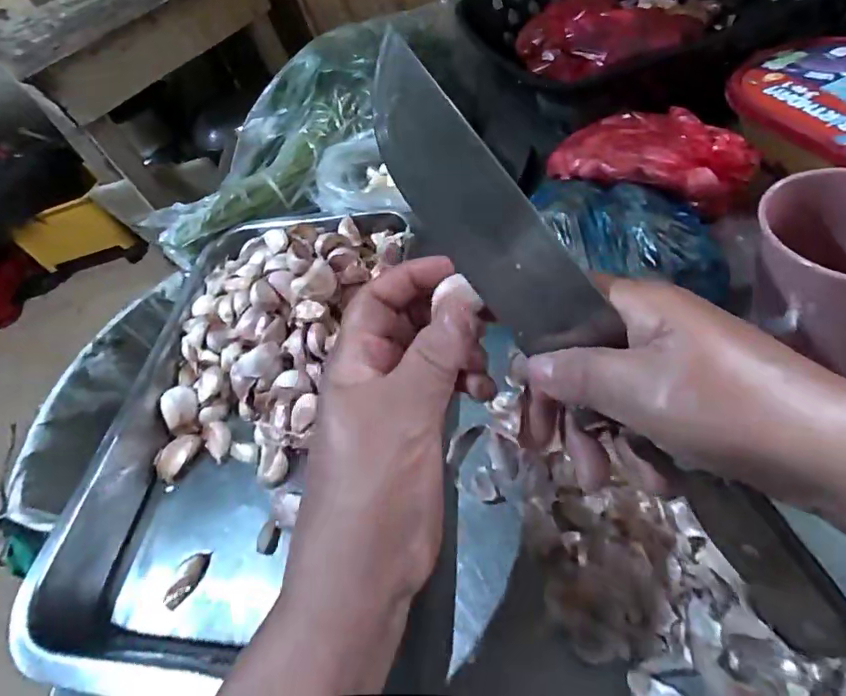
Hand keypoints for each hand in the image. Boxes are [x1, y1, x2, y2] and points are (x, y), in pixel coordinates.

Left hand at [229, 257, 491, 695]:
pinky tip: (484, 392)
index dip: (413, 275)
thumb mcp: (405, 410)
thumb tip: (464, 292)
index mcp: (354, 360)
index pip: (379, 296)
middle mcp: (373, 373)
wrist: (364, 577)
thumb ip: (436, 350)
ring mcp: (397, 402)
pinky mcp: (418, 428)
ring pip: (432, 352)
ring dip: (460, 349)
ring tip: (484, 367)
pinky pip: (444, 384)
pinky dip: (465, 379)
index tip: (460, 268)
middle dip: (447, 312)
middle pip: (409, 320)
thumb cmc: (374, 485)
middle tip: (491, 312)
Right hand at [525, 278, 845, 503]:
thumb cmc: (721, 404)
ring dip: (609, 439)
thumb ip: (578, 373)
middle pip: (586, 357)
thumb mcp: (638, 390)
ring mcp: (676, 360)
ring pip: (616, 393)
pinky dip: (647, 448)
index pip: (567, 305)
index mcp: (638, 302)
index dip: (539, 346)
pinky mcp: (695, 395)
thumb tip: (530, 362)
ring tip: (615, 483)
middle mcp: (653, 323)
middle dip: (570, 410)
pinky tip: (663, 483)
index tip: (522, 397)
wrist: (821, 447)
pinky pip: (649, 414)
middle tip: (549, 455)